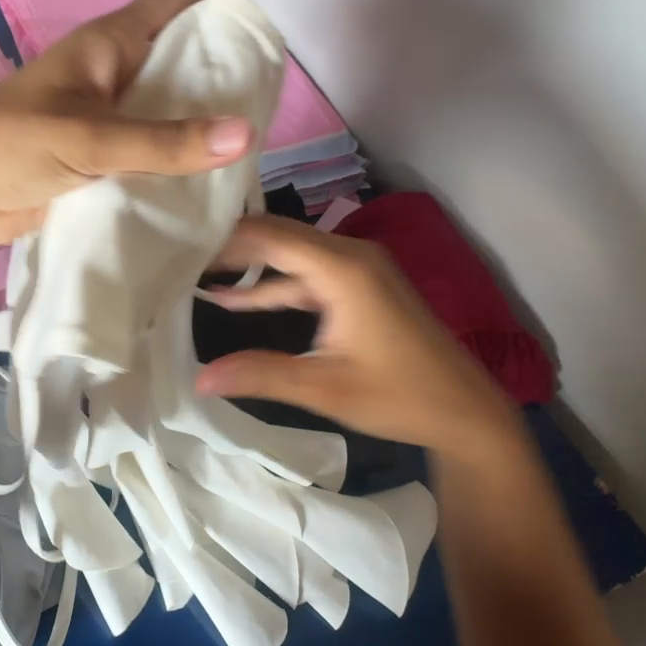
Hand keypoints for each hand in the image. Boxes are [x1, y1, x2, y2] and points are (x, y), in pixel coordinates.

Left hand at [0, 0, 254, 251]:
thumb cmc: (6, 145)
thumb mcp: (87, 138)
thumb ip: (163, 141)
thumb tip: (246, 134)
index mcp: (106, 47)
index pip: (170, 3)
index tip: (264, 19)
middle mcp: (113, 77)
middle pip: (179, 60)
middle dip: (223, 70)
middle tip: (276, 91)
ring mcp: (108, 121)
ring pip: (169, 111)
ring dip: (204, 122)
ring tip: (262, 137)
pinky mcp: (101, 162)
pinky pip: (152, 154)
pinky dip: (180, 162)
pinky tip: (218, 179)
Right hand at [195, 215, 521, 458]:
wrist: (466, 411)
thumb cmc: (399, 396)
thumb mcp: (323, 387)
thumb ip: (260, 375)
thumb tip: (198, 379)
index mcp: (343, 269)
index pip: (269, 235)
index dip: (223, 236)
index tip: (179, 240)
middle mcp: (350, 254)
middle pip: (278, 234)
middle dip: (230, 242)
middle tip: (178, 248)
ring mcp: (358, 267)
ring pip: (290, 251)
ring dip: (248, 262)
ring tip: (195, 269)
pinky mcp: (360, 284)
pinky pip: (306, 272)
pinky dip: (273, 284)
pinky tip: (235, 298)